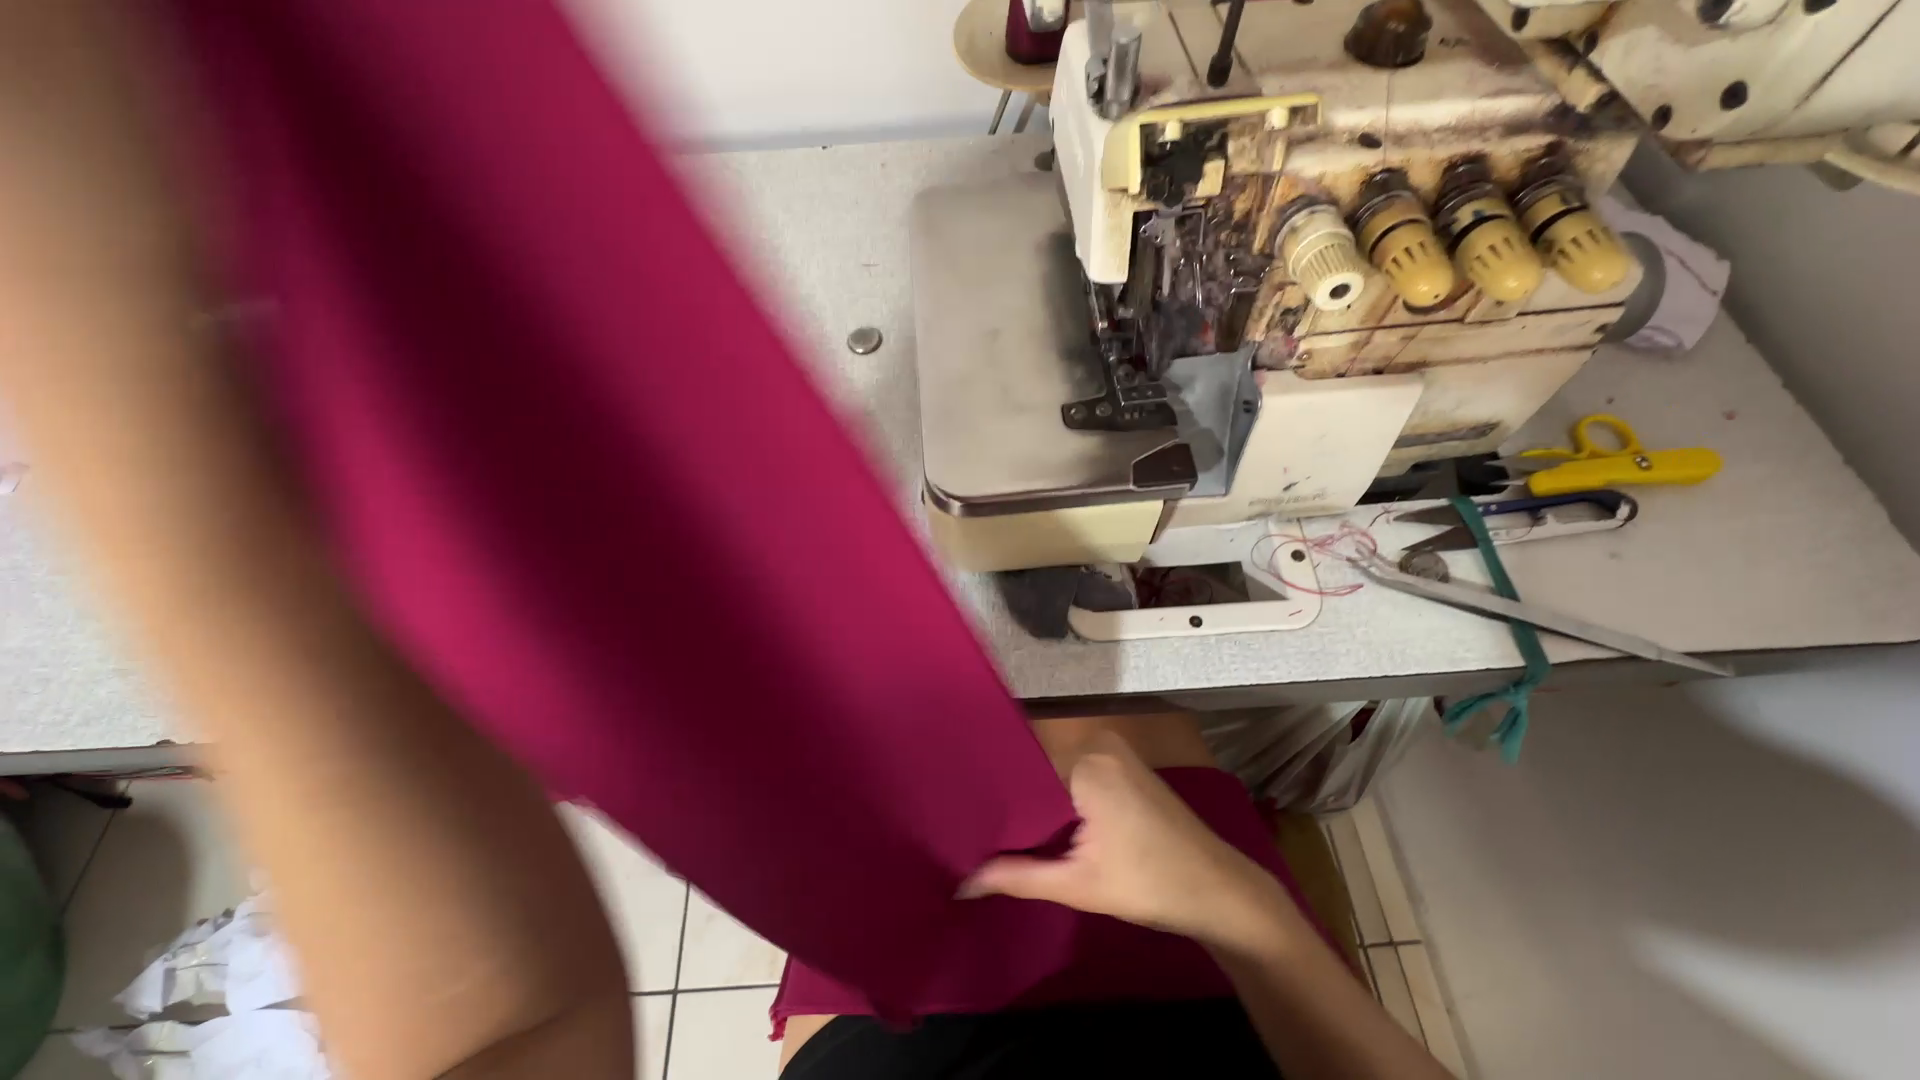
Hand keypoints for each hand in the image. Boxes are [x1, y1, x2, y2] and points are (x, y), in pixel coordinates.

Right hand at [961, 733, 1297, 951]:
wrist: (1219, 890)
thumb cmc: (1150, 885)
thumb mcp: (1077, 885)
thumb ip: (1016, 877)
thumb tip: (960, 883)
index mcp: (1084, 762)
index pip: (1019, 765)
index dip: (990, 792)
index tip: (956, 814)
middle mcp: (1097, 744)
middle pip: (1035, 767)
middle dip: (1009, 798)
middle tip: (967, 826)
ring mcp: (1115, 752)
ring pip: (1054, 771)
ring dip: (1033, 799)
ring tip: (991, 826)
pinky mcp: (1125, 765)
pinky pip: (1075, 772)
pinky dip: (1057, 797)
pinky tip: (1036, 823)